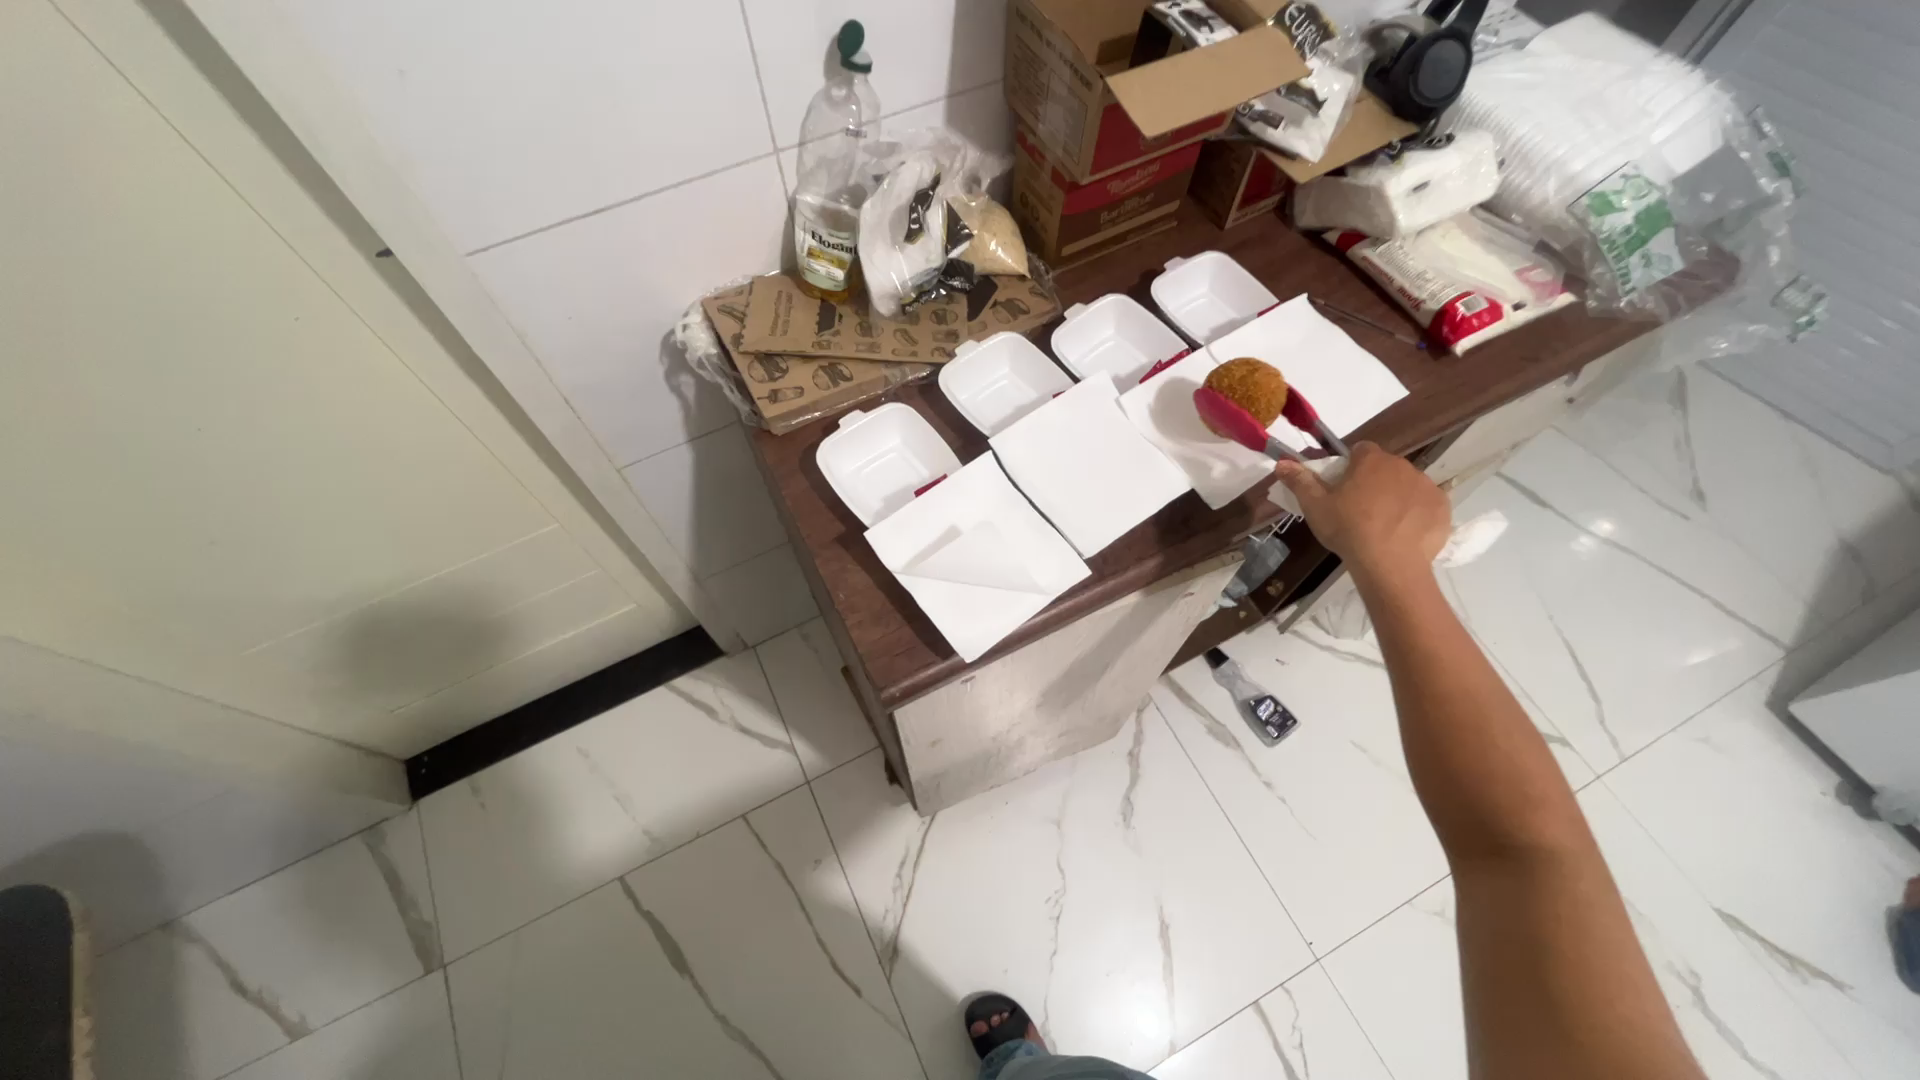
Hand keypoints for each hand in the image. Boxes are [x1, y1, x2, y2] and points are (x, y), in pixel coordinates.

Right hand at [1274, 442, 1449, 582]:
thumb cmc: (1348, 529)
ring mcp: (1426, 485)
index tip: (1343, 487)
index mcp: (1370, 460)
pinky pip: (1426, 504)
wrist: (1389, 563)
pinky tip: (1404, 533)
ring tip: (1383, 525)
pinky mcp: (1442, 506)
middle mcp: (1402, 465)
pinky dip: (1416, 514)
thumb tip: (1282, 463)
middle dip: (1374, 482)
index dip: (1351, 466)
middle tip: (1359, 509)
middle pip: (1385, 467)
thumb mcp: (1315, 507)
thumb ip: (1299, 481)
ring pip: (1407, 485)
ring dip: (1396, 496)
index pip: (1361, 450)